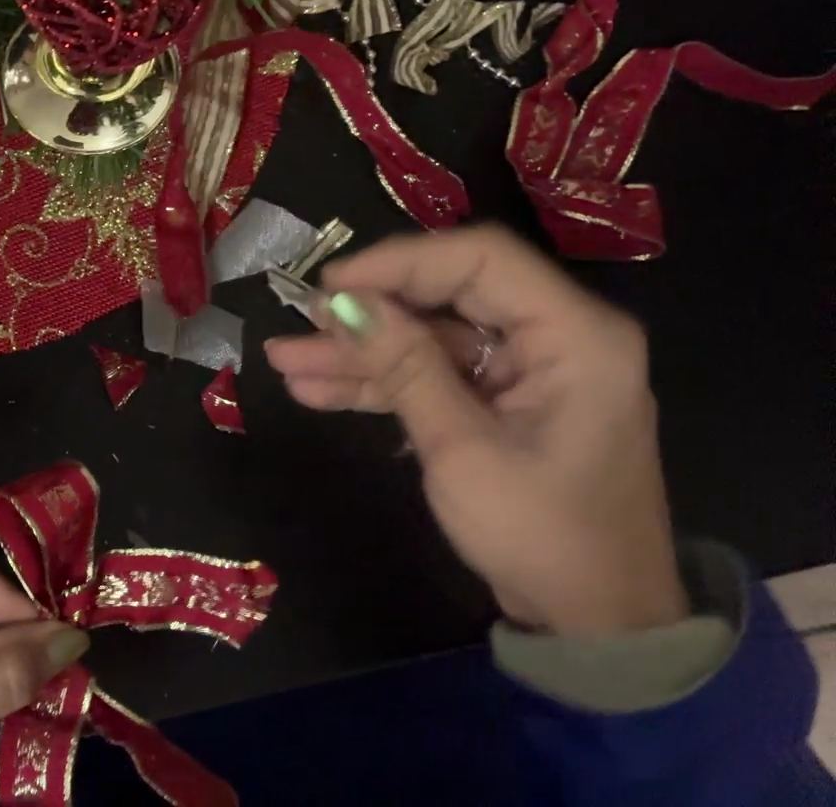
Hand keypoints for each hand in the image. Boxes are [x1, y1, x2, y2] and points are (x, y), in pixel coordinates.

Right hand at [263, 225, 686, 637]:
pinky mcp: (499, 401)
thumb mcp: (461, 448)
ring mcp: (523, 371)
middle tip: (299, 324)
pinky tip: (314, 390)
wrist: (593, 618)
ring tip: (284, 361)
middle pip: (444, 295)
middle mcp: (553, 339)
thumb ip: (405, 367)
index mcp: (573, 337)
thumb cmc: (542, 532)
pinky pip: (429, 373)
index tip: (329, 286)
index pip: (479, 260)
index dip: (398, 262)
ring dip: (357, 350)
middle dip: (367, 310)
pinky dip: (376, 381)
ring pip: (426, 336)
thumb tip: (342, 303)